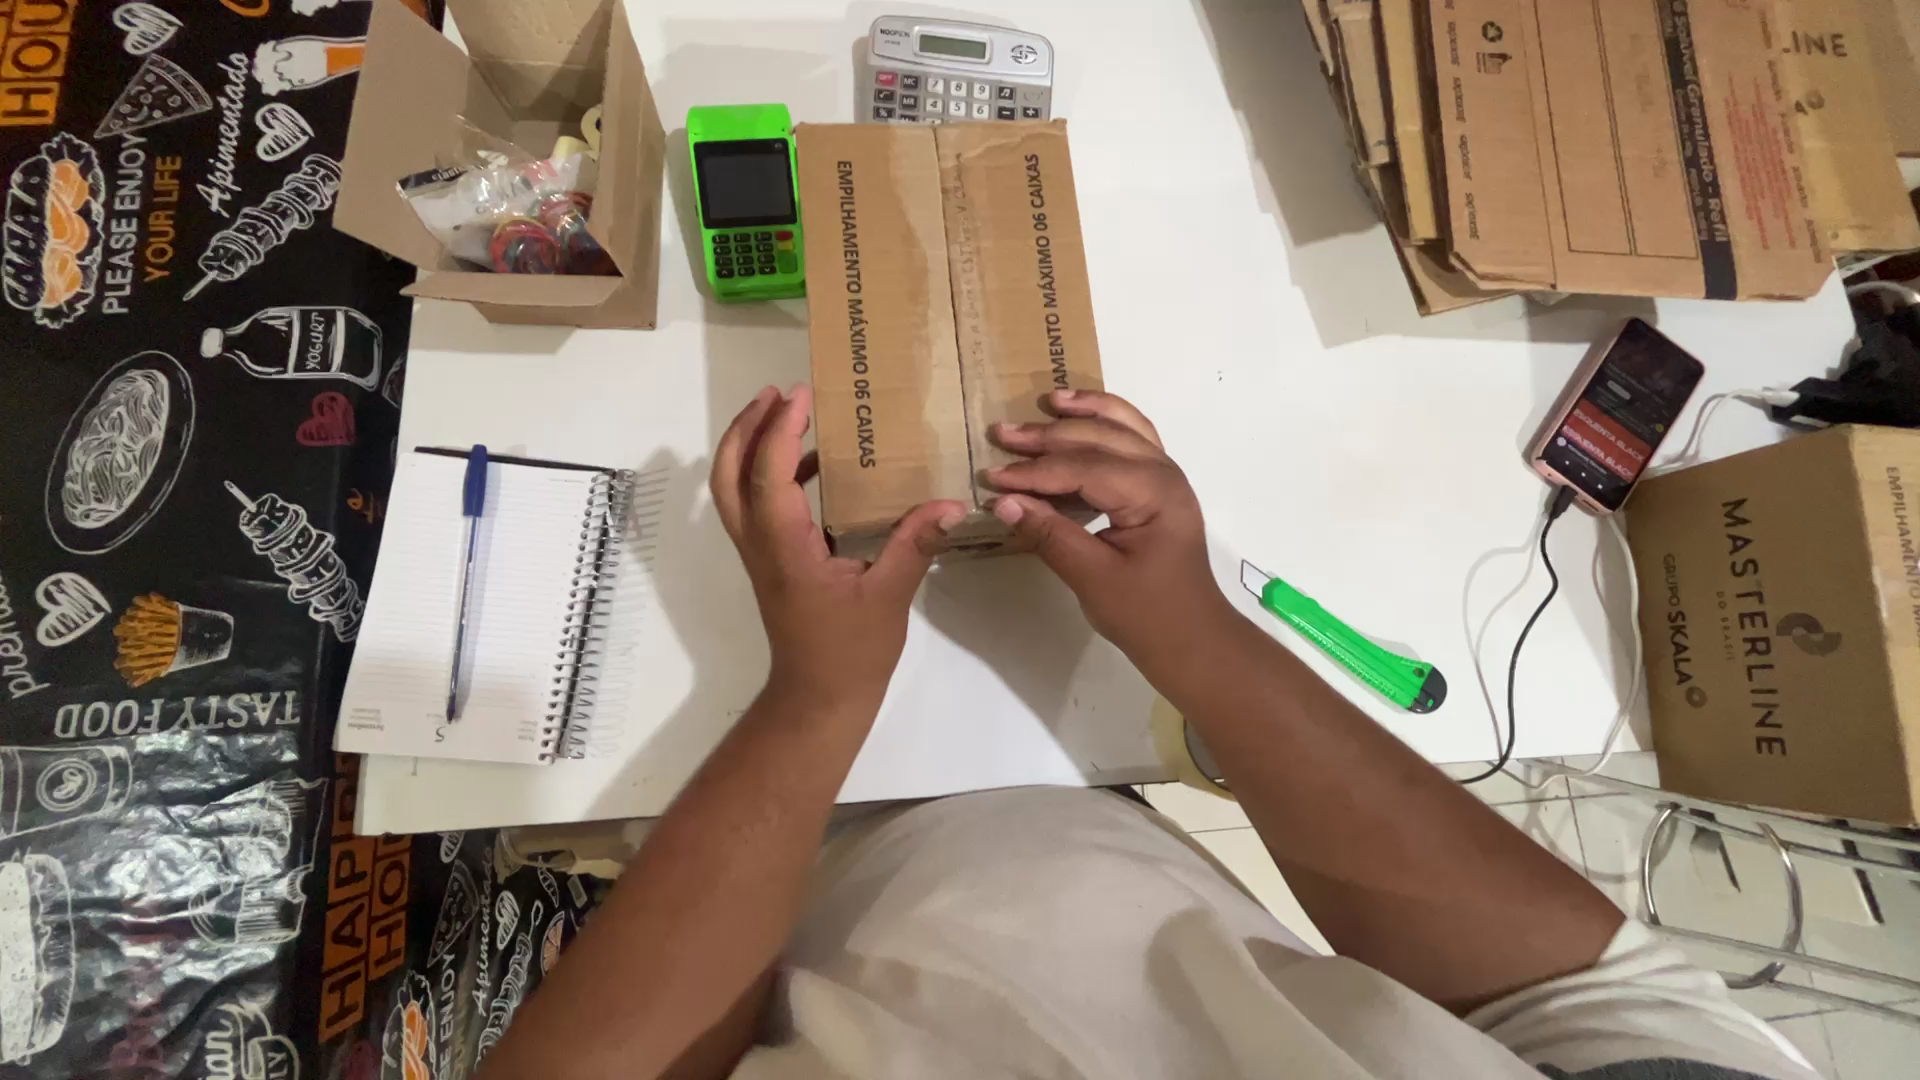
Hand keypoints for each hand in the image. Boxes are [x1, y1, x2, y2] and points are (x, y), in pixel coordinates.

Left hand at [712, 385, 966, 711]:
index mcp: (786, 548)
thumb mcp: (889, 596)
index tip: (801, 395)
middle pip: (728, 475)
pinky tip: (816, 468)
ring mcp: (761, 555)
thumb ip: (916, 545)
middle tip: (776, 394)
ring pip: (734, 490)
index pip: (769, 475)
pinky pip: (758, 507)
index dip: (781, 430)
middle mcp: (761, 545)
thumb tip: (952, 504)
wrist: (818, 698)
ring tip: (788, 415)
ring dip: (751, 448)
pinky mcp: (771, 563)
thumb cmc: (850, 652)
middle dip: (746, 428)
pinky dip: (773, 476)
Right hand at [988, 390, 1234, 661]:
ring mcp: (1165, 475)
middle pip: (1099, 439)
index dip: (1033, 472)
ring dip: (1081, 414)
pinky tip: (1081, 415)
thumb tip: (1004, 502)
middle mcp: (1163, 472)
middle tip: (1001, 434)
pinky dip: (1106, 422)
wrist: (1192, 638)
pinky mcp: (1159, 485)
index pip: (1082, 468)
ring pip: (1120, 427)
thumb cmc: (1146, 615)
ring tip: (1046, 402)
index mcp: (1152, 493)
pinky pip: (1132, 438)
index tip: (992, 478)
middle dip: (1048, 436)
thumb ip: (1049, 534)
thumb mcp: (1092, 578)